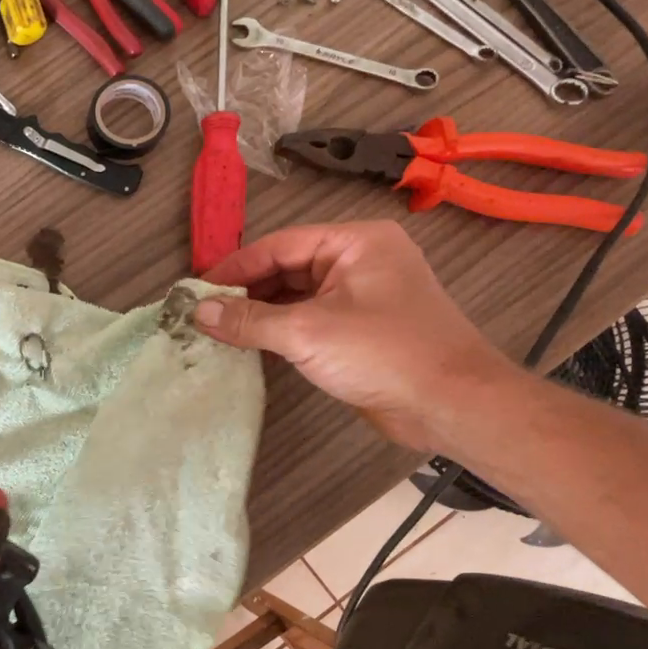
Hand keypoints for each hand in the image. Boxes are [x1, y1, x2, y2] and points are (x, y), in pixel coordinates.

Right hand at [192, 221, 515, 449]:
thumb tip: (198, 312)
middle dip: (244, 291)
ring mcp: (361, 295)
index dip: (234, 267)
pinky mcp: (360, 328)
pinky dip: (278, 329)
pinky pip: (308, 319)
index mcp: (355, 242)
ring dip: (258, 312)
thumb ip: (248, 320)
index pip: (278, 245)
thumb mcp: (307, 332)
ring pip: (294, 295)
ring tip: (215, 328)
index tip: (194, 290)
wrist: (453, 406)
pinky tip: (247, 343)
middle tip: (200, 312)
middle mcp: (359, 260)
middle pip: (285, 268)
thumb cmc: (384, 353)